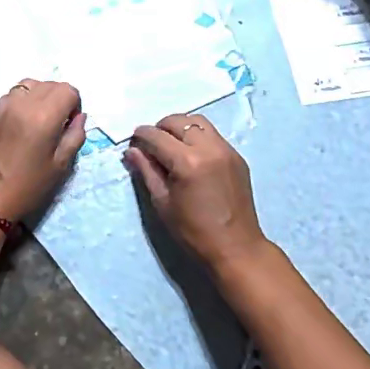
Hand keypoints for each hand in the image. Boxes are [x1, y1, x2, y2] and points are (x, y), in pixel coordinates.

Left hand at [0, 79, 86, 223]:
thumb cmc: (28, 186)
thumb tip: (78, 117)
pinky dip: (22, 102)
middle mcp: (22, 104)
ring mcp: (2, 105)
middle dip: (59, 99)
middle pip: (50, 85)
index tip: (69, 124)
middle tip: (56, 124)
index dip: (74, 104)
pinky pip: (12, 96)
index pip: (68, 90)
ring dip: (40, 96)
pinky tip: (20, 125)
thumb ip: (75, 135)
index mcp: (44, 116)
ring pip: (29, 85)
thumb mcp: (61, 165)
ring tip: (37, 121)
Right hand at [125, 114, 266, 271]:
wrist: (235, 247)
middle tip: (151, 143)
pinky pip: (214, 135)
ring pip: (199, 122)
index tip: (134, 142)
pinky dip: (198, 136)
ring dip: (181, 127)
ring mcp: (226, 150)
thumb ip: (147, 171)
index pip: (157, 136)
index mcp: (187, 161)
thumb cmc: (193, 231)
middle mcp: (208, 148)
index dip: (141, 136)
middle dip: (161, 127)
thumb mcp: (163, 203)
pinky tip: (192, 154)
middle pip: (179, 121)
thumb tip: (132, 151)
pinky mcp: (237, 156)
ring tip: (171, 144)